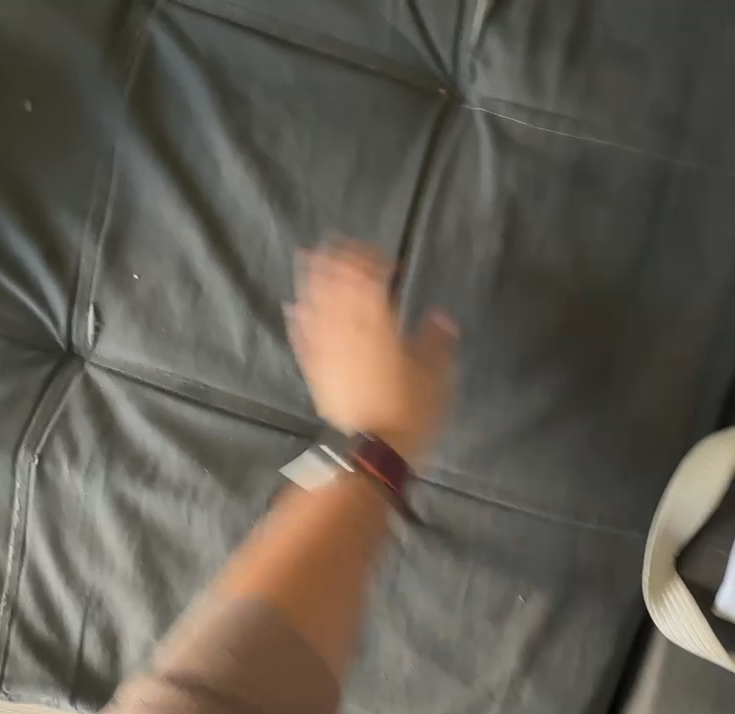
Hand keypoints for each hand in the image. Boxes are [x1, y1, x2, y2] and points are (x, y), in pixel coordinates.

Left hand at [287, 241, 456, 460]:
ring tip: (308, 256)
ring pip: (315, 304)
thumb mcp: (436, 376)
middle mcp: (347, 330)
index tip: (384, 257)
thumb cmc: (411, 411)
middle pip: (338, 285)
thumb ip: (436, 342)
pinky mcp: (315, 370)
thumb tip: (441, 318)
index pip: (372, 281)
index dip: (375, 262)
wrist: (374, 450)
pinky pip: (303, 337)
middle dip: (339, 260)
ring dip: (312, 278)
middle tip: (341, 243)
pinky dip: (298, 318)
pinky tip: (293, 306)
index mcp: (379, 325)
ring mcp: (327, 349)